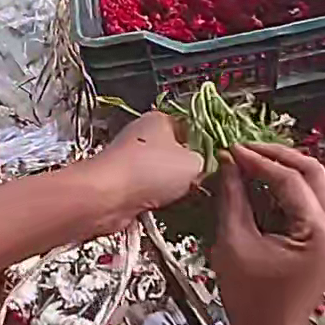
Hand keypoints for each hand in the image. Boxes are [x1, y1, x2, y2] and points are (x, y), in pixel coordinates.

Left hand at [77, 111, 203, 234]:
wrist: (107, 196)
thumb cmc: (152, 171)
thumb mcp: (194, 164)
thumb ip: (207, 162)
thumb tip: (206, 166)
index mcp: (162, 119)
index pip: (193, 128)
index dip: (207, 146)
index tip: (217, 163)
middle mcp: (144, 134)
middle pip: (177, 151)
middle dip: (189, 169)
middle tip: (201, 181)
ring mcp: (131, 157)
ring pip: (163, 172)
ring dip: (173, 186)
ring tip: (182, 195)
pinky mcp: (122, 180)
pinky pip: (148, 188)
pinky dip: (156, 198)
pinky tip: (162, 205)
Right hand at [211, 143, 324, 324]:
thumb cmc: (250, 300)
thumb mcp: (234, 245)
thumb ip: (233, 198)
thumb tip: (229, 163)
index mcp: (318, 235)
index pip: (291, 180)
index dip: (259, 160)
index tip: (231, 150)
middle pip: (314, 173)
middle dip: (278, 156)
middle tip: (245, 150)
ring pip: (315, 184)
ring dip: (284, 170)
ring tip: (250, 163)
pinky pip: (311, 201)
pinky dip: (288, 188)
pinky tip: (262, 185)